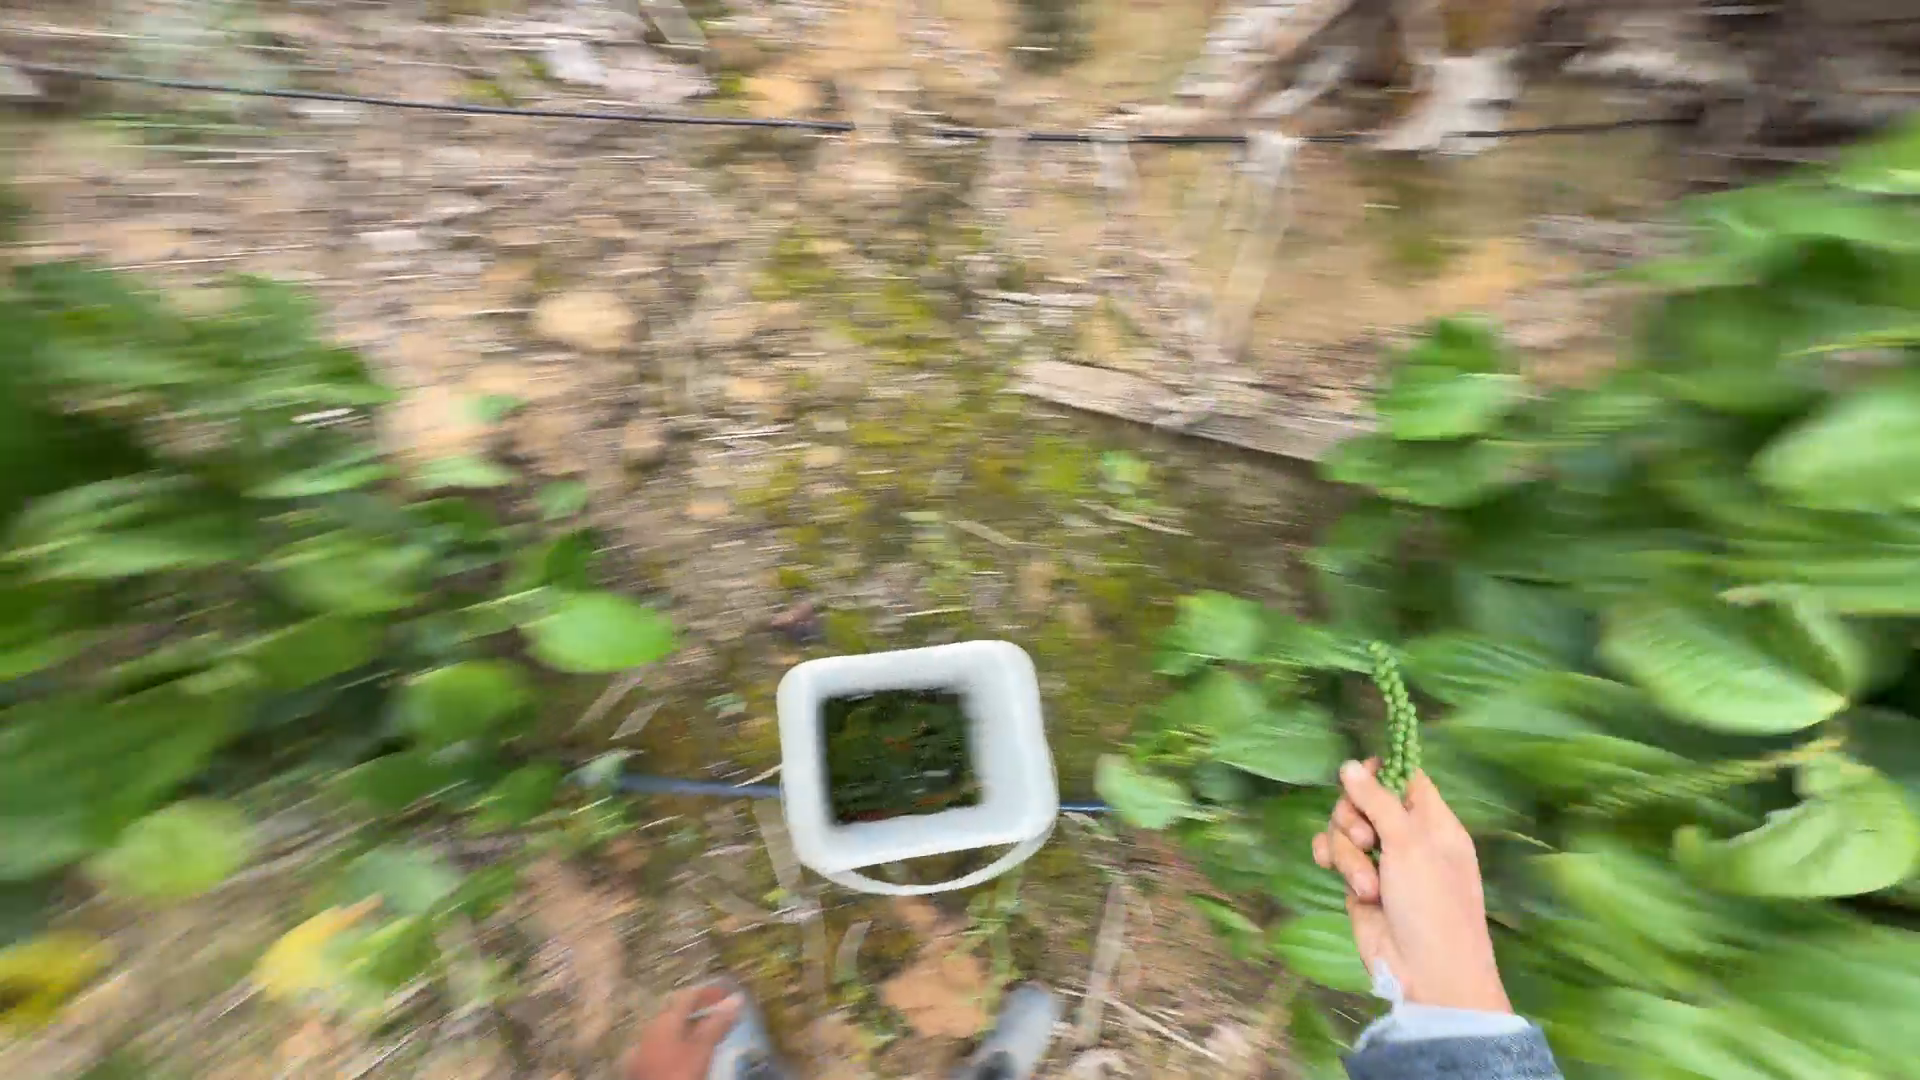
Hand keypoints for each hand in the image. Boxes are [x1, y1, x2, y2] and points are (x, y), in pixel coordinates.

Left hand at [623, 984, 742, 1079]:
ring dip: (691, 1028)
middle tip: (721, 1013)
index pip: (689, 995)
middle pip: (678, 1011)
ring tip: (710, 1034)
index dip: (710, 992)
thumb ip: (718, 1024)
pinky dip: (681, 1044)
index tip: (728, 994)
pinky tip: (689, 1054)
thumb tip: (737, 998)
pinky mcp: (641, 1067)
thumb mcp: (702, 1049)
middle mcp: (652, 1028)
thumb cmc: (677, 1074)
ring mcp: (643, 1049)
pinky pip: (665, 1046)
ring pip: (671, 1030)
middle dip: (700, 1010)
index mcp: (665, 1019)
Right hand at [1311, 759, 1510, 1012]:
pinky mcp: (1357, 879)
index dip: (1380, 772)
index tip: (1357, 775)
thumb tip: (1350, 763)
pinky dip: (1329, 857)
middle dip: (1353, 817)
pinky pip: (1331, 850)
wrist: (1426, 976)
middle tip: (1364, 841)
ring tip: (1364, 883)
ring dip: (1346, 851)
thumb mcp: (1409, 846)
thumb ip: (1378, 801)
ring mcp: (1381, 859)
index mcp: (1433, 824)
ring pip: (1344, 826)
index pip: (1405, 778)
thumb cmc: (1432, 906)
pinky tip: (1327, 868)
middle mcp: (1406, 837)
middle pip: (1364, 798)